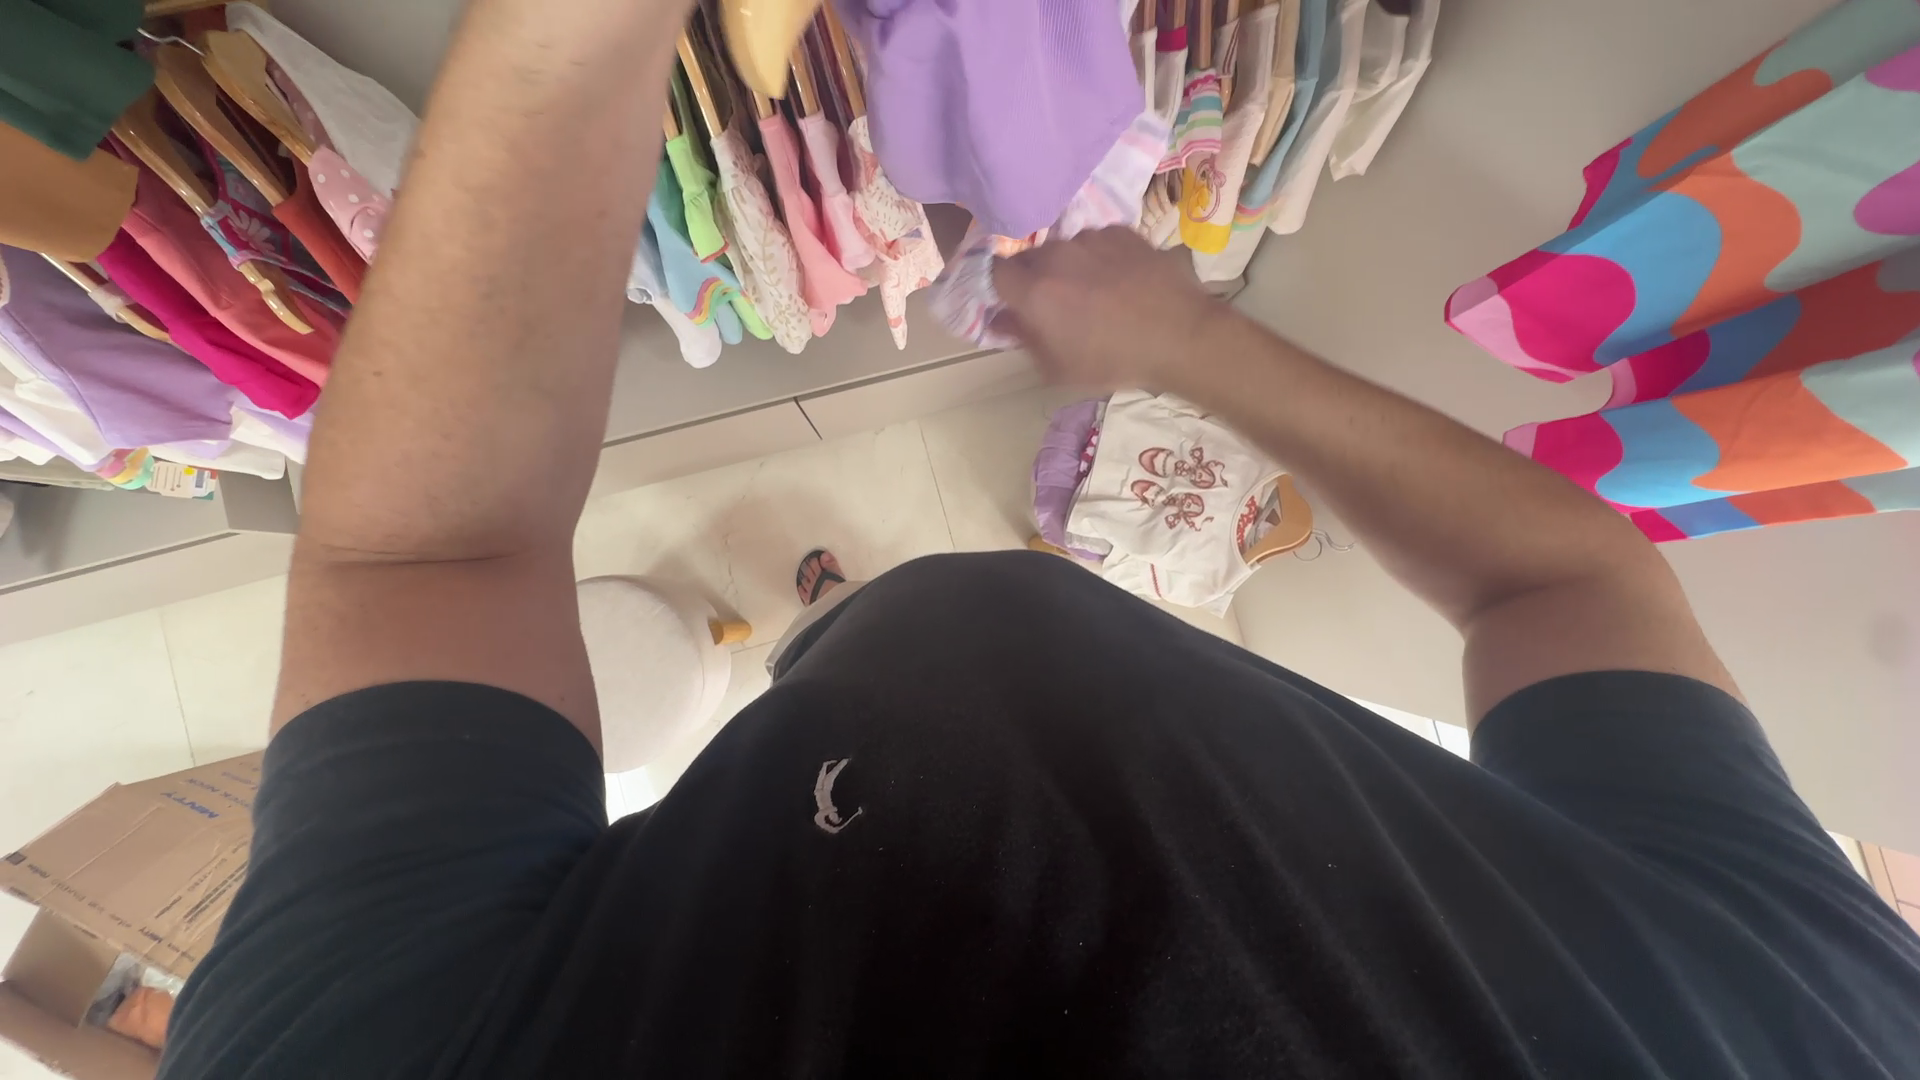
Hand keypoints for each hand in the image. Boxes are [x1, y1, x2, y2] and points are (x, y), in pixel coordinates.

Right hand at [990, 227, 1229, 391]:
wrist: (1179, 336)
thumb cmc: (1112, 361)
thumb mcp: (1058, 368)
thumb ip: (1024, 340)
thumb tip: (1001, 321)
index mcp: (1034, 291)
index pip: (995, 272)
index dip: (1002, 287)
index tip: (1013, 302)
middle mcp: (1056, 255)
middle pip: (1029, 257)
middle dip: (1033, 277)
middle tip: (1053, 303)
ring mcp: (1091, 238)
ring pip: (1064, 247)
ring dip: (1068, 265)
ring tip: (1092, 291)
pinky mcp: (1122, 231)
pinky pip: (1097, 241)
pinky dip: (1099, 256)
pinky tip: (1118, 279)